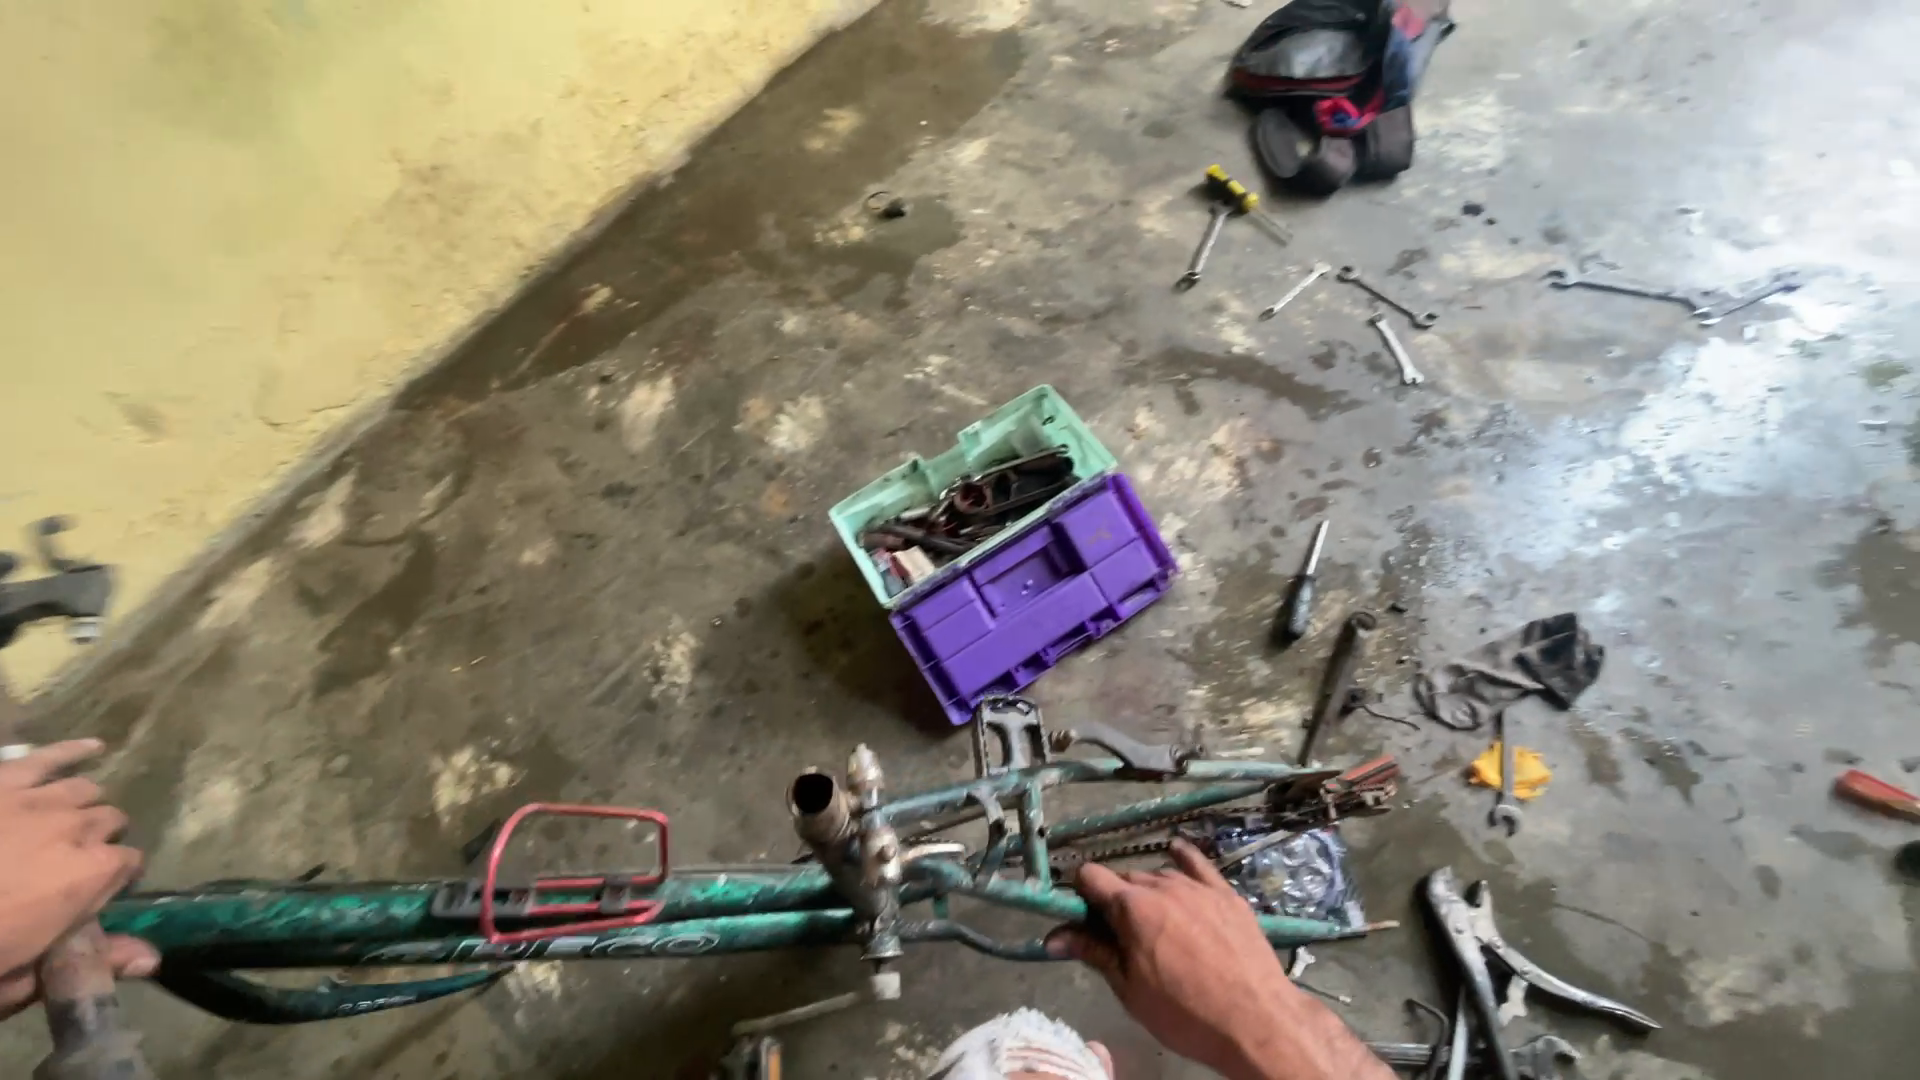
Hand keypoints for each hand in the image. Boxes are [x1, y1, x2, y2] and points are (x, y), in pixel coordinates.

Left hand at [0, 739, 156, 1020]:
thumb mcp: (13, 982)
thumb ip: (83, 965)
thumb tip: (153, 961)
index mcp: (93, 874)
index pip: (130, 866)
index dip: (110, 882)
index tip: (84, 899)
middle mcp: (80, 828)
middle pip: (109, 822)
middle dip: (94, 840)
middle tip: (61, 863)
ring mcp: (36, 802)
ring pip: (83, 790)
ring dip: (77, 806)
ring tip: (60, 820)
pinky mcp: (0, 786)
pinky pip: (44, 758)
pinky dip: (71, 752)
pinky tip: (91, 748)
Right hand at [1046, 840, 1390, 1079]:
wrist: (1258, 1022)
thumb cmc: (1185, 1013)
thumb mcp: (1130, 989)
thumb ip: (1092, 952)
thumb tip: (1052, 937)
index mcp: (1131, 906)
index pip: (1089, 876)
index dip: (1080, 894)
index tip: (1082, 916)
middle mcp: (1160, 884)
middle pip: (1124, 878)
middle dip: (1114, 899)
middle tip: (1119, 933)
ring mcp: (1196, 885)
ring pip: (1158, 874)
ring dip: (1147, 891)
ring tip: (1155, 921)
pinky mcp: (1226, 893)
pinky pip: (1197, 862)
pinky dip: (1182, 858)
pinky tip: (1176, 852)